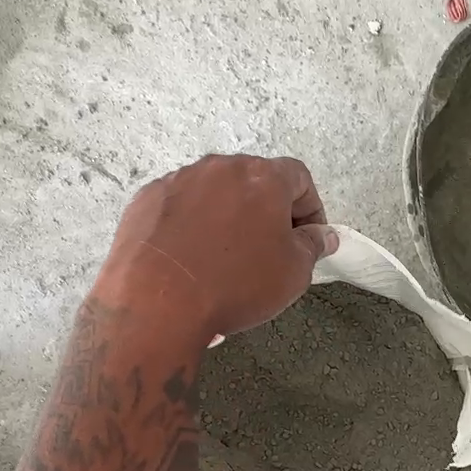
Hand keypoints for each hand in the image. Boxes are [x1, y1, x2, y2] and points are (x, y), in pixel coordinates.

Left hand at [92, 154, 338, 337]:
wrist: (158, 302)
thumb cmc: (236, 284)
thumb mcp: (294, 272)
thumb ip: (313, 246)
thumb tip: (322, 235)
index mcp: (263, 178)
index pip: (299, 177)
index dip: (310, 207)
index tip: (308, 237)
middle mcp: (221, 167)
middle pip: (255, 180)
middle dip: (269, 210)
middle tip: (272, 249)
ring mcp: (180, 180)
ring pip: (217, 191)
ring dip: (230, 215)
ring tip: (228, 256)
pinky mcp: (148, 198)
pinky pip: (182, 205)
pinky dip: (194, 224)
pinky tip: (193, 258)